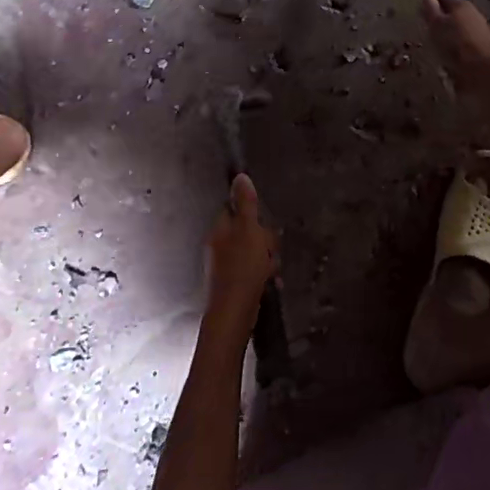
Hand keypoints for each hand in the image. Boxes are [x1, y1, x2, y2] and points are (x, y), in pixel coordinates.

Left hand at [204, 175, 277, 328]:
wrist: (234, 314)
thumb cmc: (242, 268)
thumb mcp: (248, 231)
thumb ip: (246, 204)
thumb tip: (240, 176)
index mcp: (219, 229)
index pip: (235, 210)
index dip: (253, 216)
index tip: (263, 226)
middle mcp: (218, 244)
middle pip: (248, 231)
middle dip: (264, 240)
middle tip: (268, 251)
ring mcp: (225, 265)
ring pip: (253, 251)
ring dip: (267, 259)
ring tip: (270, 270)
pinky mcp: (234, 282)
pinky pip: (253, 270)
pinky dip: (263, 274)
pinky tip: (270, 283)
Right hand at [420, 0, 489, 81]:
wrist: (478, 69)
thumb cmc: (452, 44)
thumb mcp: (435, 25)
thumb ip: (430, 9)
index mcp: (460, 4)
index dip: (432, 3)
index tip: (423, 13)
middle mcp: (474, 12)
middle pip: (454, 10)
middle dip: (443, 17)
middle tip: (430, 28)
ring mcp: (481, 27)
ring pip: (462, 24)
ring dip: (452, 30)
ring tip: (440, 42)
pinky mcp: (486, 43)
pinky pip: (468, 37)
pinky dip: (460, 41)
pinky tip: (453, 52)